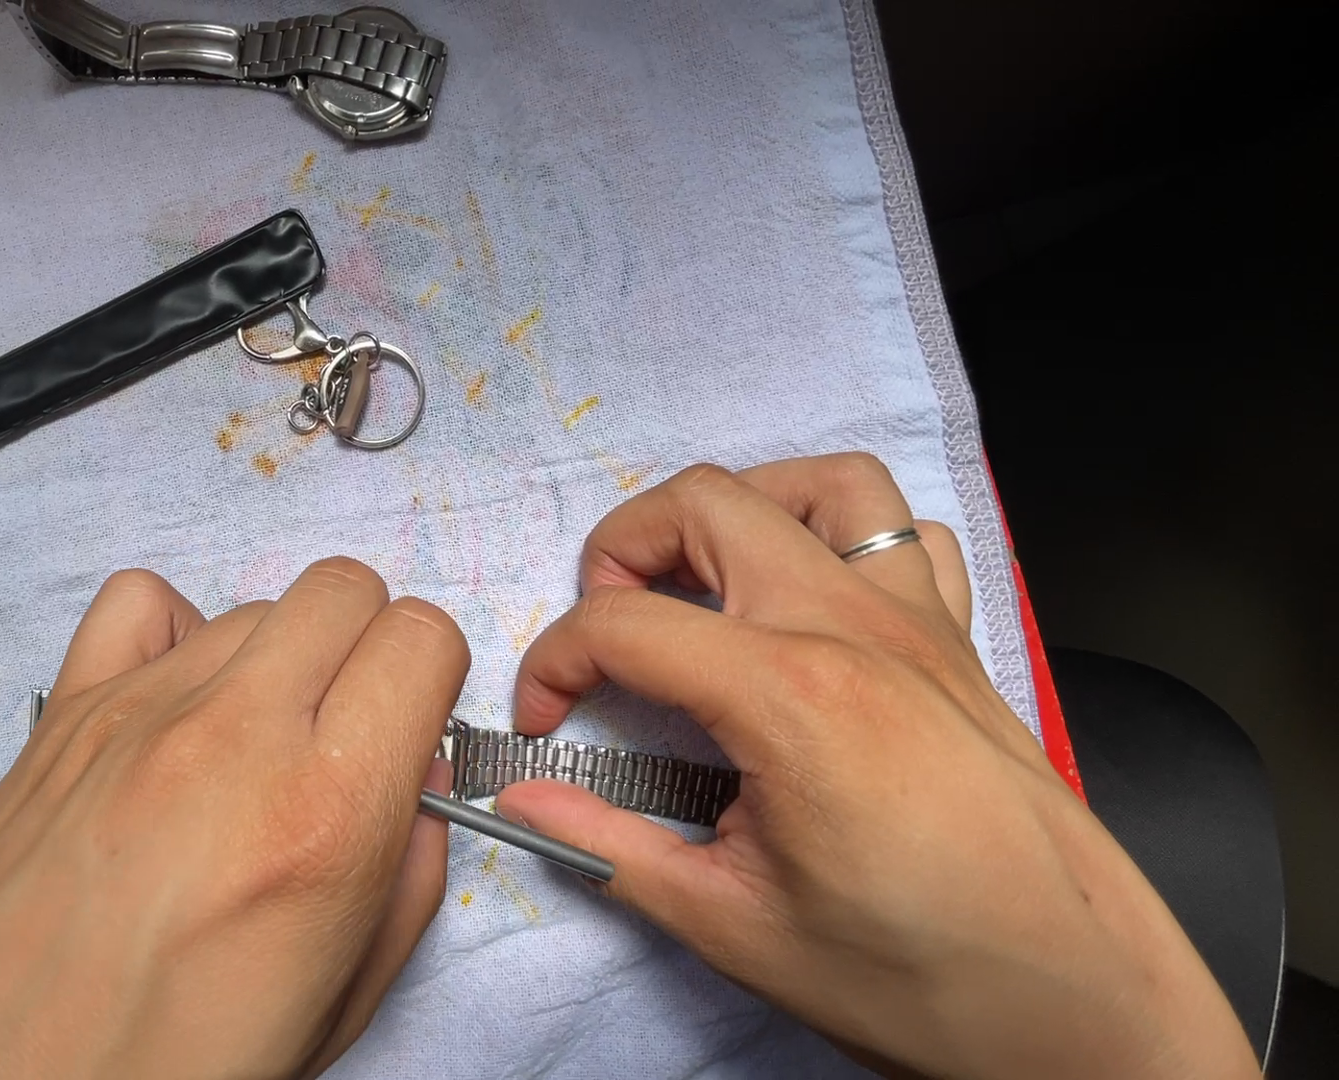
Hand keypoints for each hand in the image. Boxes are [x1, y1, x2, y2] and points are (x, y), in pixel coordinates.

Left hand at [0, 559, 468, 1078]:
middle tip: (345, 713)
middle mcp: (233, 737)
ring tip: (254, 734)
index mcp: (323, 814)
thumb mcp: (345, 1000)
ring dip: (281, 655)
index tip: (412, 711)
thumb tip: (415, 770)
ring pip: (257, 602)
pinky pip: (140, 599)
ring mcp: (140, 710)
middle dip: (367, 641)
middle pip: (344, 588)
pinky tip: (180, 698)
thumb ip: (412, 869)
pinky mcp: (66, 707)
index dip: (432, 670)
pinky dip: (179, 630)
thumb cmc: (165, 1070)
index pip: (420, 637)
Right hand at [494, 455, 1256, 1079]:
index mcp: (787, 694)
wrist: (1090, 1025)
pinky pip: (898, 530)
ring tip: (698, 579)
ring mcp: (915, 620)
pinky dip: (829, 530)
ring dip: (732, 511)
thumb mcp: (728, 924)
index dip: (553, 663)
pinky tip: (800, 592)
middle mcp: (850, 625)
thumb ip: (604, 845)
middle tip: (606, 627)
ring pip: (813, 483)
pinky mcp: (955, 639)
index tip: (542, 718)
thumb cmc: (911, 978)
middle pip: (703, 502)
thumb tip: (516, 799)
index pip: (623, 625)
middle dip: (620, 548)